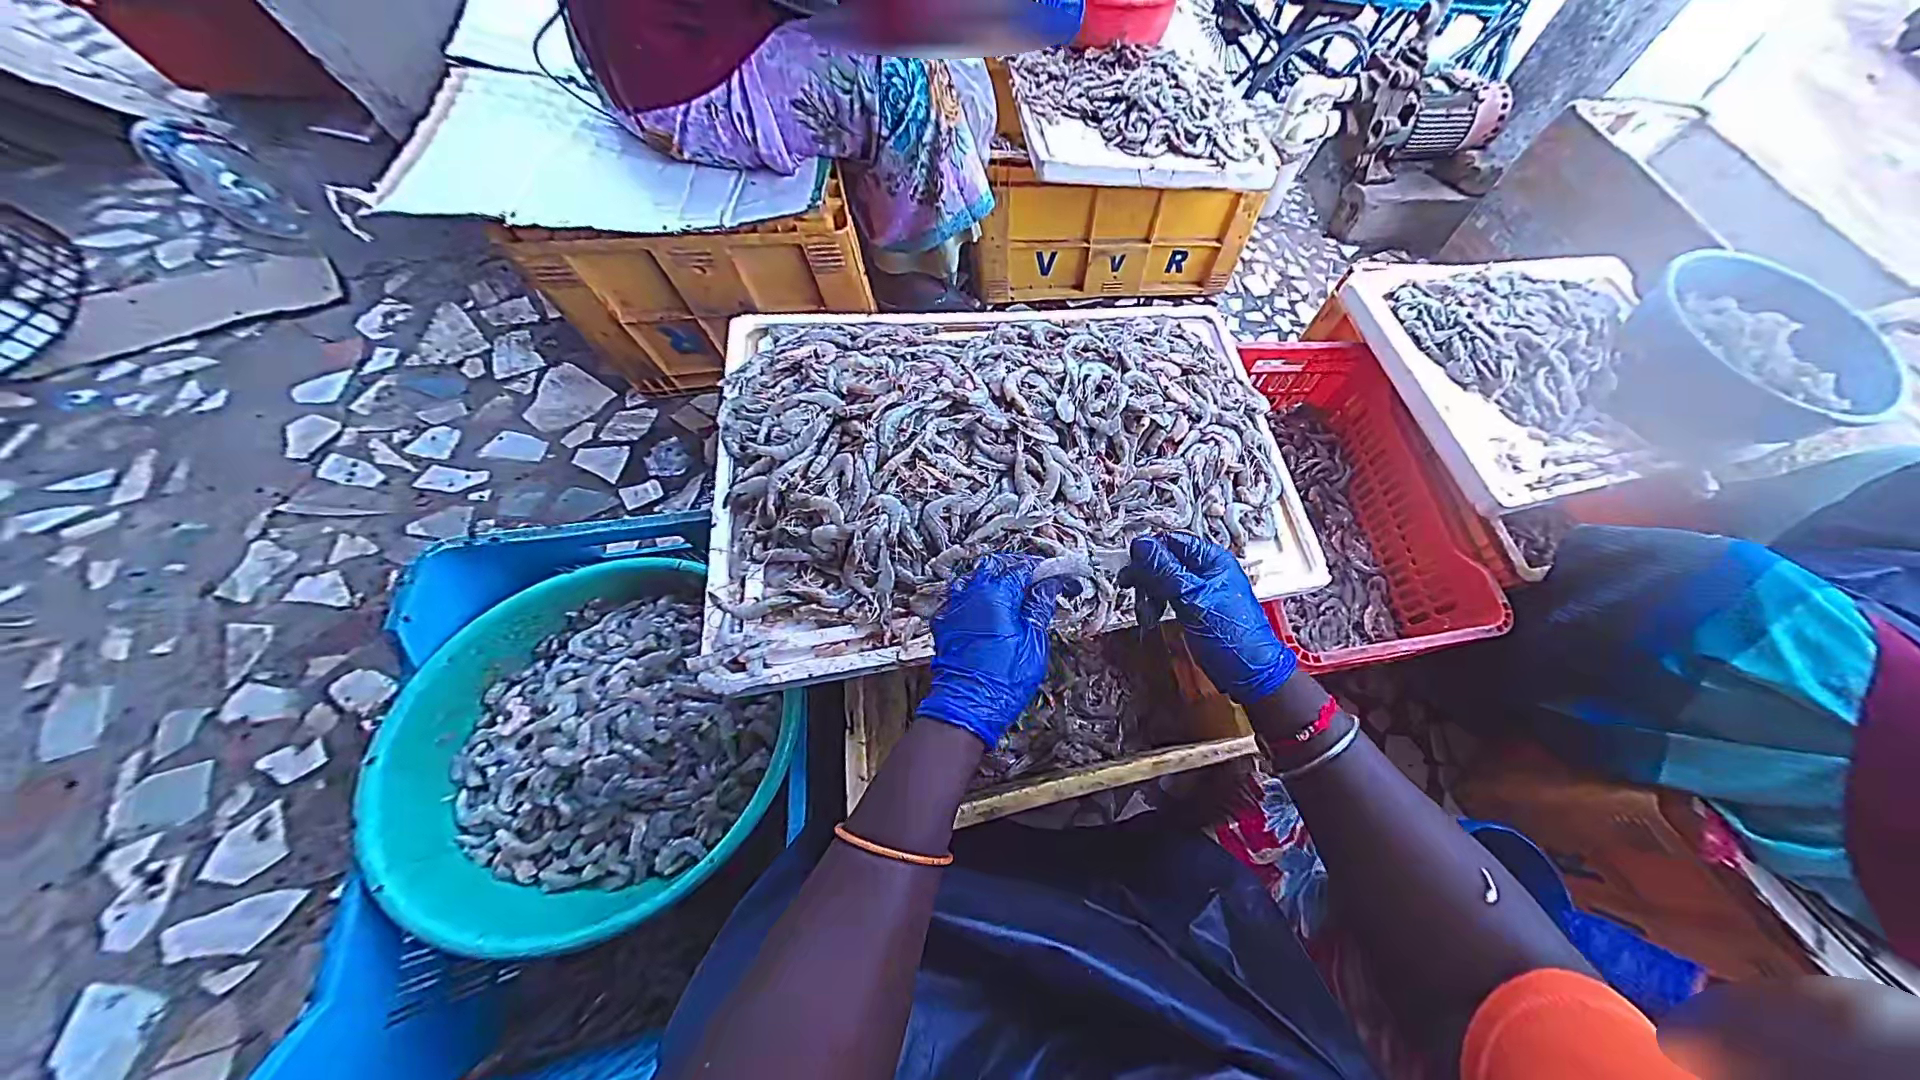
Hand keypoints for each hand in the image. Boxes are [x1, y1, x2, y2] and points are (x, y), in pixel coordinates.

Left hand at [916, 554, 1072, 747]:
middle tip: (1035, 581)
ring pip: (974, 580)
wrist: (968, 706)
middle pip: (994, 567)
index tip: (1052, 574)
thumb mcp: (1033, 642)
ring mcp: (954, 608)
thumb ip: (1039, 608)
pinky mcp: (945, 625)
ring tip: (1012, 594)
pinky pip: (959, 599)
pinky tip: (987, 610)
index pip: (1021, 568)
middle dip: (1016, 569)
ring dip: (993, 581)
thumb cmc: (1001, 680)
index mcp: (995, 593)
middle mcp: (970, 594)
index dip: (1040, 569)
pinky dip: (975, 598)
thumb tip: (1048, 587)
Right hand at [1118, 533, 1295, 703]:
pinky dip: (1154, 605)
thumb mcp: (1194, 597)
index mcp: (1212, 559)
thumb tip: (1141, 545)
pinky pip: (1165, 597)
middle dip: (1145, 574)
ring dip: (1147, 592)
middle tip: (1131, 586)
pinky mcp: (1191, 608)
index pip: (1173, 540)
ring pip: (1161, 579)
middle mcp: (1204, 571)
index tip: (1133, 564)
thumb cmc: (1232, 635)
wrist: (1248, 673)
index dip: (1150, 550)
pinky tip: (1149, 616)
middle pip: (1164, 560)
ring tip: (1144, 609)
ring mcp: (1197, 590)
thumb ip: (1165, 570)